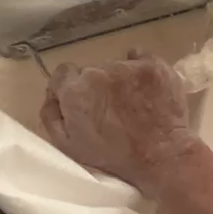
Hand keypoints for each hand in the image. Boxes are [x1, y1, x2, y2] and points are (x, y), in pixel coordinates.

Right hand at [40, 51, 200, 191]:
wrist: (161, 156)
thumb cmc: (112, 156)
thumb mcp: (68, 146)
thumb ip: (51, 116)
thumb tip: (52, 96)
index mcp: (75, 90)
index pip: (62, 74)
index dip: (69, 88)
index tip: (80, 102)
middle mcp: (98, 71)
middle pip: (90, 72)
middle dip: (95, 87)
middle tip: (108, 109)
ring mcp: (128, 66)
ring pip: (115, 66)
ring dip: (118, 80)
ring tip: (130, 102)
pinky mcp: (153, 65)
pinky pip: (140, 56)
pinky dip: (139, 67)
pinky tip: (143, 85)